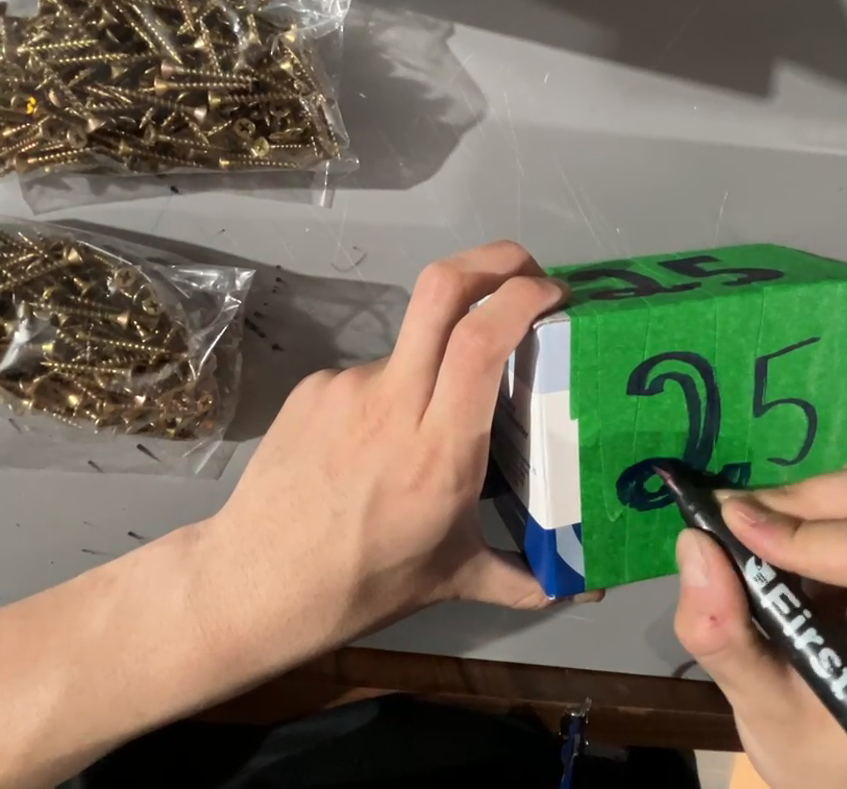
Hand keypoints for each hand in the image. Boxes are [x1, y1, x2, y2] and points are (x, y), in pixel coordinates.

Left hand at [208, 241, 570, 652]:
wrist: (253, 584)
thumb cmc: (365, 584)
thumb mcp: (455, 579)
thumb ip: (528, 578)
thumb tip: (592, 587)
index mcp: (440, 449)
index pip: (480, 343)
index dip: (520, 298)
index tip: (553, 293)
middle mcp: (393, 402)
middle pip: (441, 289)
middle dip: (494, 258)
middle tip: (525, 266)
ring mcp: (345, 385)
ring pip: (413, 341)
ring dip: (440, 357)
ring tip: (427, 424)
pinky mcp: (313, 385)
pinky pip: (372, 374)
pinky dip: (393, 392)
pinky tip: (374, 442)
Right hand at [673, 452, 846, 788]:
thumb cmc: (818, 752)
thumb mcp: (762, 716)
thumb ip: (725, 639)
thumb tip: (696, 544)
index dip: (805, 532)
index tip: (731, 527)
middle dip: (800, 499)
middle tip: (731, 519)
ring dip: (807, 493)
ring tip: (756, 531)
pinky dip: (819, 495)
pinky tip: (788, 539)